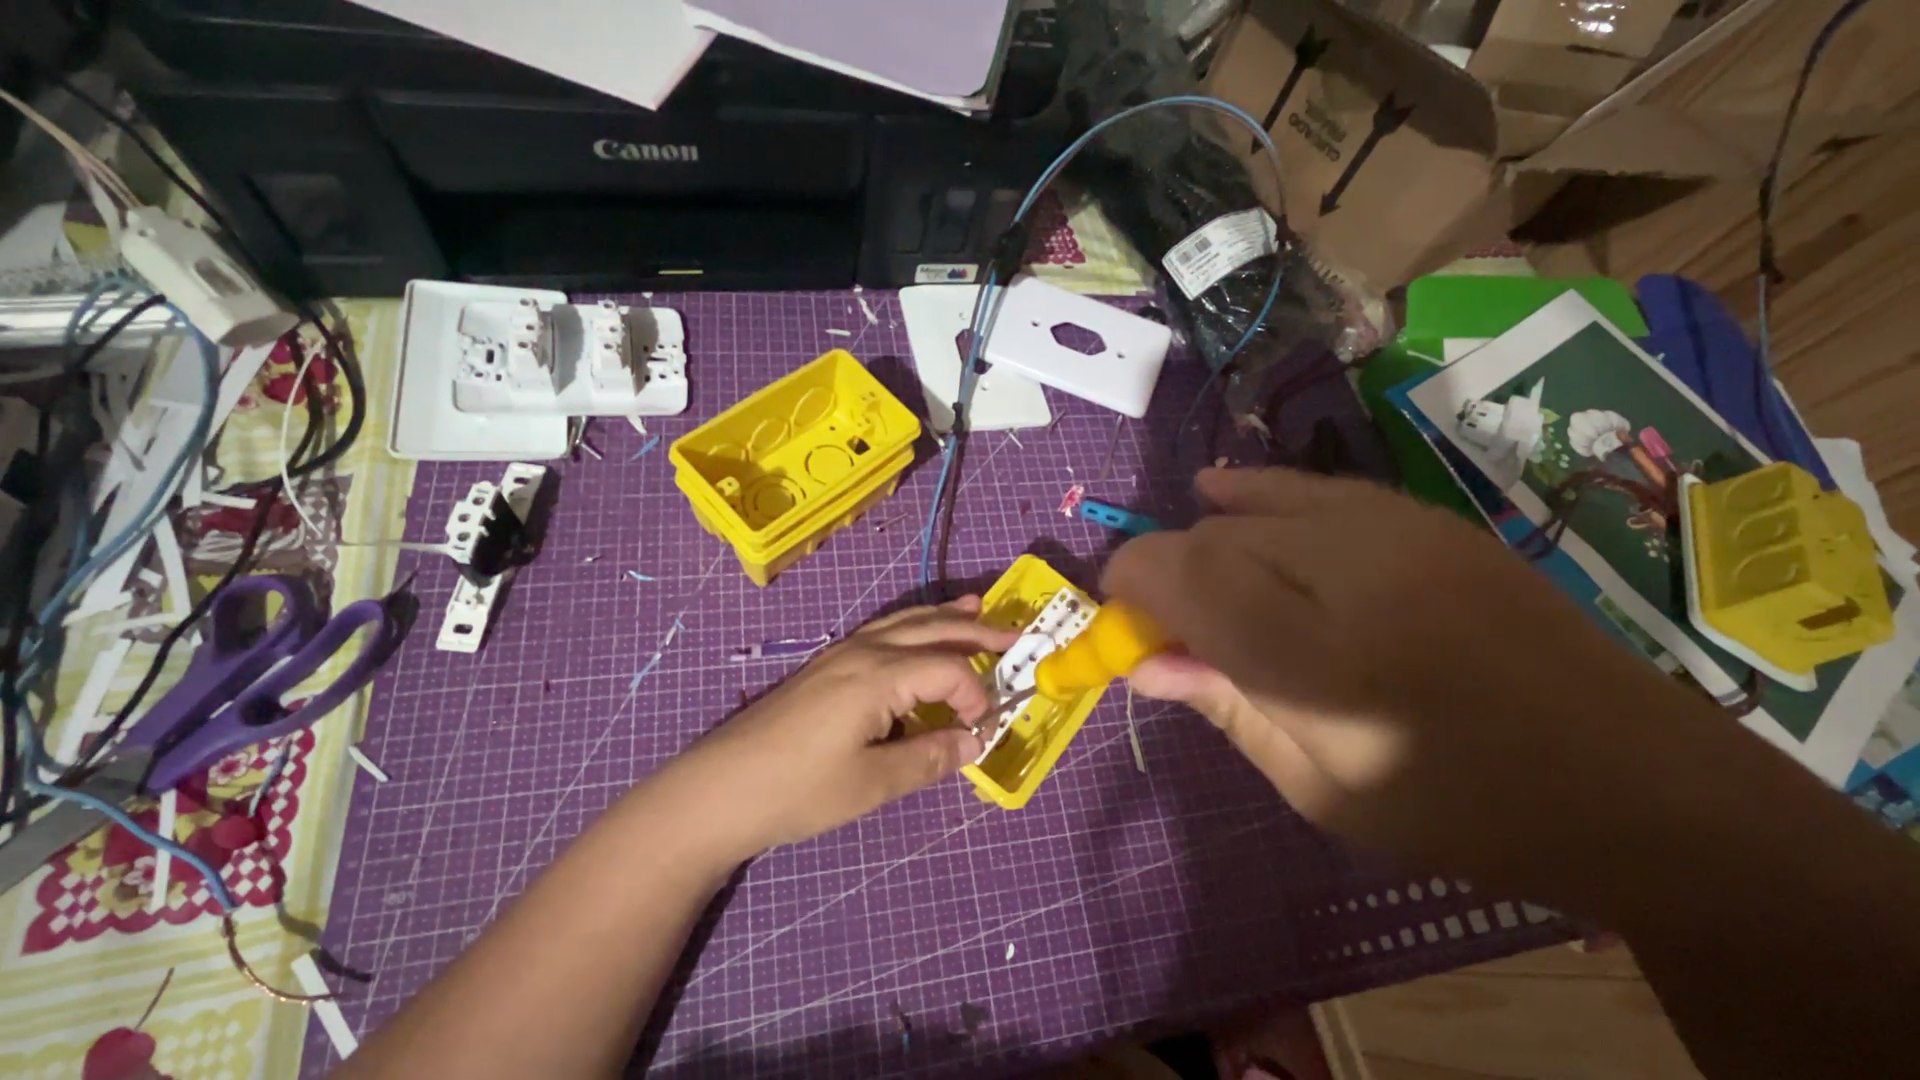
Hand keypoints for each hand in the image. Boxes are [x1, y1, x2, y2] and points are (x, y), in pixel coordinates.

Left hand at [665, 598, 1018, 862]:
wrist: (718, 789)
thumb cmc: (798, 789)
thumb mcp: (872, 784)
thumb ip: (929, 759)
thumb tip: (973, 742)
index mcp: (880, 675)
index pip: (949, 671)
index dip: (976, 697)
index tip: (983, 731)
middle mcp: (863, 651)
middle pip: (931, 629)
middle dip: (975, 629)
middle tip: (1015, 633)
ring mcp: (839, 654)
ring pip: (903, 623)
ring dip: (943, 618)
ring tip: (975, 607)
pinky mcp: (824, 667)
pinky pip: (881, 632)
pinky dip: (911, 628)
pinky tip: (915, 637)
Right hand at [1103, 467, 1736, 888]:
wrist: (1635, 782)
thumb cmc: (1465, 813)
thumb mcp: (1324, 789)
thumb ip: (1228, 708)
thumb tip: (1143, 664)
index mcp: (1323, 658)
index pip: (1186, 577)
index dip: (1132, 585)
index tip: (1116, 618)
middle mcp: (1355, 571)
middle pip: (1215, 536)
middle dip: (1168, 570)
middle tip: (1165, 623)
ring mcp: (1400, 532)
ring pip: (1259, 503)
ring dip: (1210, 534)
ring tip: (1193, 570)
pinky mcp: (1429, 519)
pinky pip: (1315, 487)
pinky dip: (1259, 491)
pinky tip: (1222, 491)